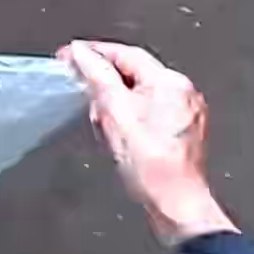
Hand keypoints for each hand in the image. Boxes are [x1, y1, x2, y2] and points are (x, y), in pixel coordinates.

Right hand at [57, 40, 237, 246]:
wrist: (174, 202)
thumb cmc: (151, 163)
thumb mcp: (113, 109)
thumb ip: (95, 74)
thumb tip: (80, 52)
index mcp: (170, 82)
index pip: (124, 53)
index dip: (92, 51)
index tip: (68, 54)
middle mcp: (183, 93)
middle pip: (131, 71)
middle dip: (101, 79)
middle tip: (78, 86)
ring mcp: (184, 111)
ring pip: (136, 90)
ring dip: (112, 98)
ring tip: (99, 117)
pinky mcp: (180, 129)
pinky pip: (146, 108)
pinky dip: (125, 112)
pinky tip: (115, 129)